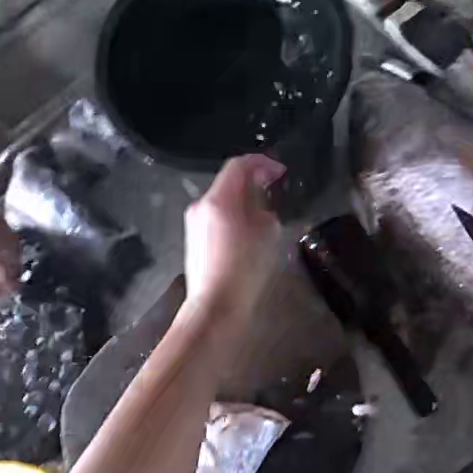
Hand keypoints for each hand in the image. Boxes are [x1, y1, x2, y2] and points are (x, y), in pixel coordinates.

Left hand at [184, 155, 285, 316]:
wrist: (215, 308)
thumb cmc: (244, 272)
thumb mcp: (266, 234)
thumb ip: (263, 208)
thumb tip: (259, 202)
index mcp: (218, 200)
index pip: (238, 165)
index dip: (262, 164)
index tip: (279, 172)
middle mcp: (200, 207)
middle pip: (228, 182)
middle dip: (253, 184)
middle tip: (274, 193)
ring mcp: (194, 224)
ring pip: (221, 201)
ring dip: (243, 202)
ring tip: (264, 218)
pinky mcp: (194, 241)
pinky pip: (216, 218)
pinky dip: (233, 217)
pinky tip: (247, 236)